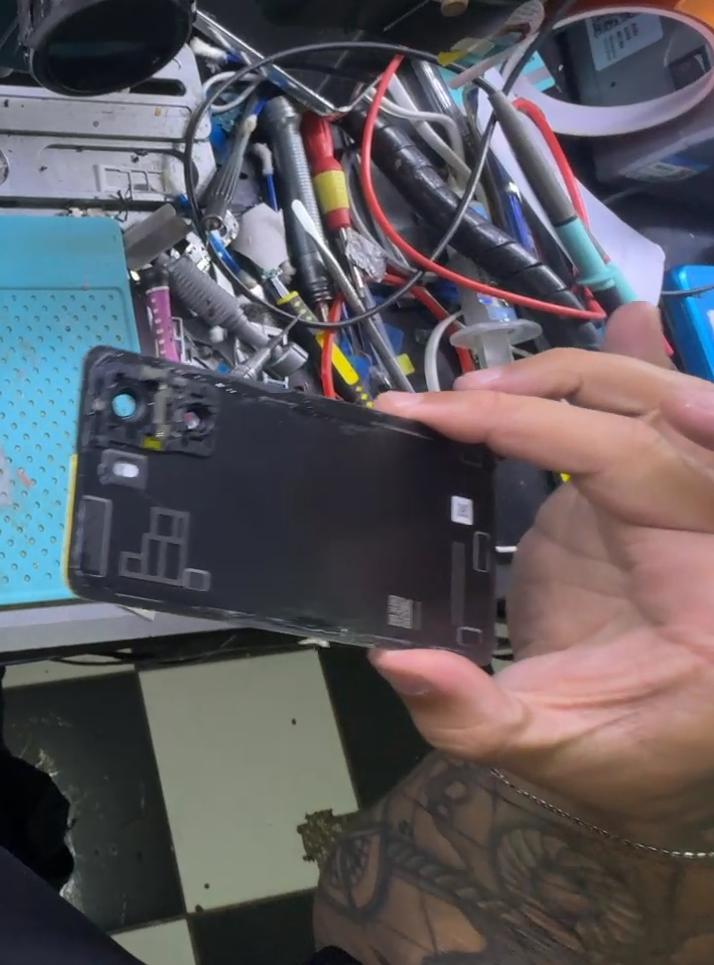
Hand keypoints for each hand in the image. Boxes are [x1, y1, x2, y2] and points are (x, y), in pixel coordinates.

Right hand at [373, 303, 713, 844]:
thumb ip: (472, 715)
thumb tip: (396, 656)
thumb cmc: (608, 757)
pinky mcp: (643, 508)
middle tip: (451, 399)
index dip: (557, 426)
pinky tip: (625, 321)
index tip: (452, 413)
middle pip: (669, 417)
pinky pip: (658, 424)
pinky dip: (644, 368)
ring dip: (575, 377)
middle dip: (558, 389)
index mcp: (713, 588)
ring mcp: (682, 516)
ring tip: (474, 385)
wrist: (644, 756)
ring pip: (666, 404)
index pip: (645, 472)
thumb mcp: (540, 748)